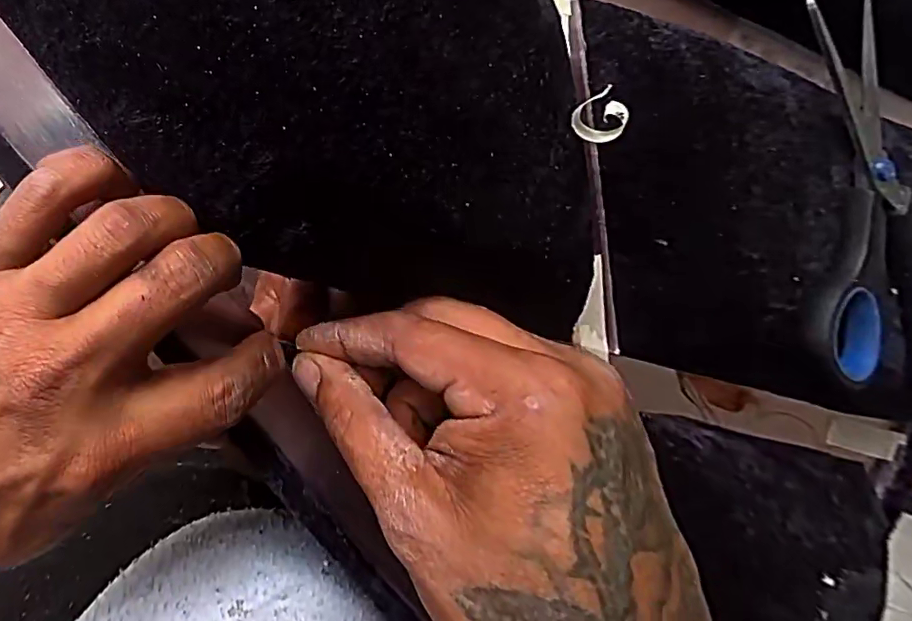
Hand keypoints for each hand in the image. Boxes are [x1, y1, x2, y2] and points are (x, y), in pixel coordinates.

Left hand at [0, 146, 284, 606]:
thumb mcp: (71, 508)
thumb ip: (149, 443)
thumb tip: (209, 381)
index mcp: (99, 445)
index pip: (221, 386)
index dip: (262, 354)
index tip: (262, 339)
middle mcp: (68, 370)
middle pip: (181, 278)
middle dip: (222, 256)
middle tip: (217, 260)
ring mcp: (19, 309)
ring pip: (126, 226)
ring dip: (172, 213)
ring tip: (173, 223)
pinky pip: (46, 192)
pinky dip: (96, 171)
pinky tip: (114, 183)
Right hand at [292, 299, 709, 620]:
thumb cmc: (528, 604)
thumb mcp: (415, 511)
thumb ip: (355, 422)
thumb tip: (319, 370)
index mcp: (528, 393)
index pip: (415, 332)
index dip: (353, 333)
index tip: (319, 341)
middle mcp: (568, 372)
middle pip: (447, 320)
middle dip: (390, 350)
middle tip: (350, 381)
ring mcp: (587, 381)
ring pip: (475, 336)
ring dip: (429, 372)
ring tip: (421, 442)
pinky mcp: (593, 396)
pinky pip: (510, 359)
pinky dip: (469, 384)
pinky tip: (457, 438)